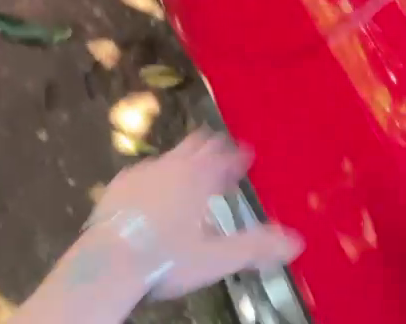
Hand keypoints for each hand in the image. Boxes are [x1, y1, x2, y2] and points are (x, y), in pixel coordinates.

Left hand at [86, 130, 303, 299]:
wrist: (111, 260)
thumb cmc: (167, 258)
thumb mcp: (215, 257)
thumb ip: (254, 247)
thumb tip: (295, 241)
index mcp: (195, 178)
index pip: (221, 156)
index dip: (236, 154)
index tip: (246, 153)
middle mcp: (169, 166)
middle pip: (194, 146)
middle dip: (211, 147)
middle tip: (222, 150)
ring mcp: (142, 172)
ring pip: (170, 157)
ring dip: (185, 161)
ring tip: (192, 173)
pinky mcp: (120, 183)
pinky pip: (146, 171)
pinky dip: (159, 176)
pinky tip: (157, 192)